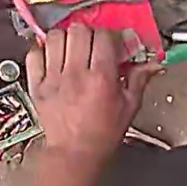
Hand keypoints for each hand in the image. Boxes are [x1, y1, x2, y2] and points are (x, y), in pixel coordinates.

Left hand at [27, 25, 158, 163]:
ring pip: (54, 37)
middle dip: (88, 33)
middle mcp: (75, 75)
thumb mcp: (129, 106)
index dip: (110, 35)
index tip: (112, 42)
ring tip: (71, 48)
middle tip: (92, 43)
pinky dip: (42, 51)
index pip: (104, 36)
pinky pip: (34, 55)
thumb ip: (139, 79)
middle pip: (78, 31)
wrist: (75, 154)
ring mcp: (53, 79)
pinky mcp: (37, 86)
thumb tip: (152, 64)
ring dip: (65, 38)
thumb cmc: (102, 134)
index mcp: (101, 79)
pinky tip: (52, 58)